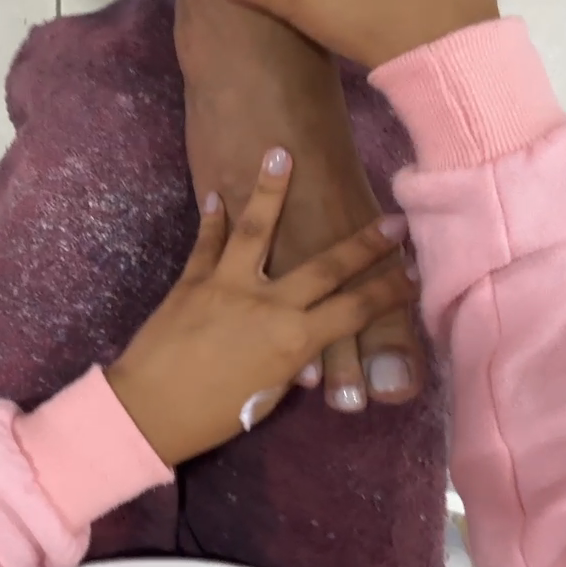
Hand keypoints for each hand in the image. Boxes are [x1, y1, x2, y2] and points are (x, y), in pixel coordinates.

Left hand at [107, 146, 417, 466]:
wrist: (149, 408)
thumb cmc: (214, 414)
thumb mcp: (268, 394)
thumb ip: (292, 360)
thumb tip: (309, 345)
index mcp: (296, 340)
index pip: (357, 310)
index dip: (390, 290)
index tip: (416, 268)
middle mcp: (269, 304)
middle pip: (326, 265)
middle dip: (363, 242)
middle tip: (392, 218)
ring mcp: (228, 285)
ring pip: (257, 230)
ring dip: (270, 190)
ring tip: (280, 152)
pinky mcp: (192, 279)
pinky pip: (206, 242)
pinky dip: (211, 219)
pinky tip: (215, 194)